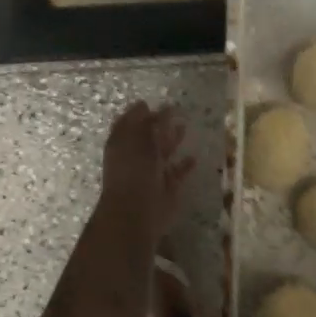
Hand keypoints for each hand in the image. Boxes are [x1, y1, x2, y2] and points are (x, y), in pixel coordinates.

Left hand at [100, 101, 196, 236]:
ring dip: (173, 140)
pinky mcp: (165, 188)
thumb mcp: (141, 139)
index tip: (152, 102)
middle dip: (159, 124)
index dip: (139, 112)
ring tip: (184, 127)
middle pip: (147, 135)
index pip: (129, 121)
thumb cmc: (134, 170)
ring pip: (162, 152)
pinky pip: (176, 173)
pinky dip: (184, 166)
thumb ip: (153, 123)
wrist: (136, 213)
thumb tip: (163, 108)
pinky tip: (194, 157)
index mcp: (122, 142)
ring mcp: (150, 173)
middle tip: (175, 110)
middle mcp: (134, 155)